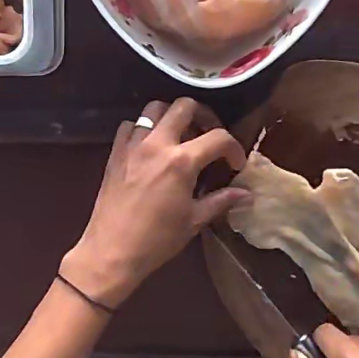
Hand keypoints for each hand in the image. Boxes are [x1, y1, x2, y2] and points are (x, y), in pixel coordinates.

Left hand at [61, 98, 249, 307]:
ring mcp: (132, 146)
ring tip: (181, 136)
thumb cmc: (157, 240)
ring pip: (154, 109)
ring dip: (172, 116)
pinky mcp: (115, 153)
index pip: (218, 137)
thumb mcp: (194, 220)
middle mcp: (157, 144)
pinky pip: (130, 126)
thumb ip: (221, 200)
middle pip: (184, 106)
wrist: (112, 251)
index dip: (234, 148)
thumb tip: (246, 194)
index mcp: (181, 161)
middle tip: (209, 135)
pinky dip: (143, 128)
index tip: (235, 163)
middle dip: (204, 116)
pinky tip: (151, 146)